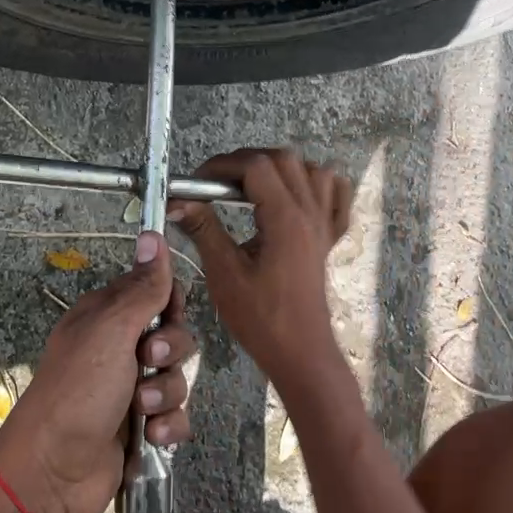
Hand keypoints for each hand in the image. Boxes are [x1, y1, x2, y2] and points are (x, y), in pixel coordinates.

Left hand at [0, 231, 195, 512]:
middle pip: (173, 335)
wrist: (52, 472)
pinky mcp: (140, 428)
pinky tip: (152, 437)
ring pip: (177, 377)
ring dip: (166, 393)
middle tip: (148, 359)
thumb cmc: (78, 390)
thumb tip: (153, 234)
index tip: (167, 314)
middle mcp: (118, 348)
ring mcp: (129, 389)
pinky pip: (175, 417)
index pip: (155, 292)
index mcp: (106, 317)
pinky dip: (168, 427)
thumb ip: (142, 288)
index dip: (170, 303)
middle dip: (171, 351)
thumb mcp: (111, 330)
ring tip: (143, 411)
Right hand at [168, 149, 351, 392]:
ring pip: (312, 171)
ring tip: (252, 188)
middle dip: (246, 162)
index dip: (222, 165)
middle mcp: (311, 213)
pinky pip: (335, 195)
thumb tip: (177, 200)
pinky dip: (317, 184)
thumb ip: (203, 228)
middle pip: (284, 159)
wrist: (301, 353)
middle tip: (218, 184)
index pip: (256, 166)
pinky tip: (295, 196)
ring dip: (280, 168)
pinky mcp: (330, 238)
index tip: (198, 183)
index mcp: (286, 219)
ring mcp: (326, 224)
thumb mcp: (224, 273)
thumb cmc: (261, 318)